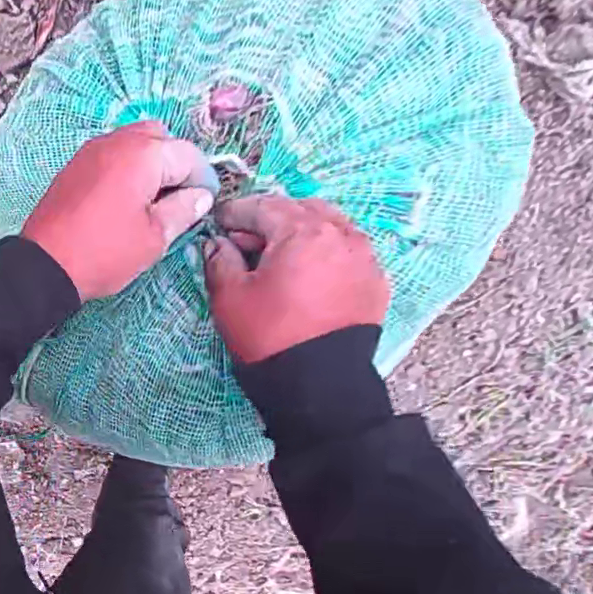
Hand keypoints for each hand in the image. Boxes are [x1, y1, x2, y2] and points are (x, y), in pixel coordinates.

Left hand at [20, 121, 213, 300]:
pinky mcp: (75, 166)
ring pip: (134, 144)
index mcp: (143, 154)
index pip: (188, 154)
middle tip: (179, 200)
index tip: (204, 204)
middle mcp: (117, 141)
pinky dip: (126, 170)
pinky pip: (111, 156)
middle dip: (176, 165)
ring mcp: (92, 151)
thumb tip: (201, 196)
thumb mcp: (154, 238)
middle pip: (160, 139)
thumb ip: (183, 210)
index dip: (203, 179)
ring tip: (152, 204)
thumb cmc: (104, 253)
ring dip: (150, 166)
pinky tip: (125, 202)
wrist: (44, 266)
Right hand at [202, 195, 391, 362]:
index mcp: (303, 232)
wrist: (319, 386)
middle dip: (270, 220)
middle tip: (245, 240)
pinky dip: (324, 255)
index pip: (263, 208)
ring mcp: (364, 258)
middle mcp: (341, 234)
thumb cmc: (269, 337)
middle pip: (300, 210)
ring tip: (278, 256)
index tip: (219, 222)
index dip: (235, 213)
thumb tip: (217, 244)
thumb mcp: (230, 298)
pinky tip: (307, 275)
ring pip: (329, 228)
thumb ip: (220, 261)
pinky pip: (346, 254)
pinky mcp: (375, 283)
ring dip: (301, 234)